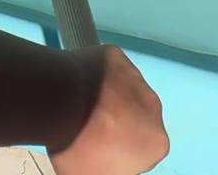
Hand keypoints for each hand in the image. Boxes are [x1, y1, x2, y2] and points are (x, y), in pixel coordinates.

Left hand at [49, 47, 168, 174]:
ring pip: (124, 92)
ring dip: (110, 98)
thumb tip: (108, 161)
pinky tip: (81, 83)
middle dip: (121, 123)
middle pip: (137, 119)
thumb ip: (113, 169)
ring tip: (83, 105)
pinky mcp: (116, 55)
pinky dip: (99, 75)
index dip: (122, 154)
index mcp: (157, 142)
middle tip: (93, 128)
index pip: (142, 152)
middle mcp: (154, 106)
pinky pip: (109, 68)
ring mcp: (135, 75)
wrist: (61, 102)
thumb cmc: (80, 149)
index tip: (102, 152)